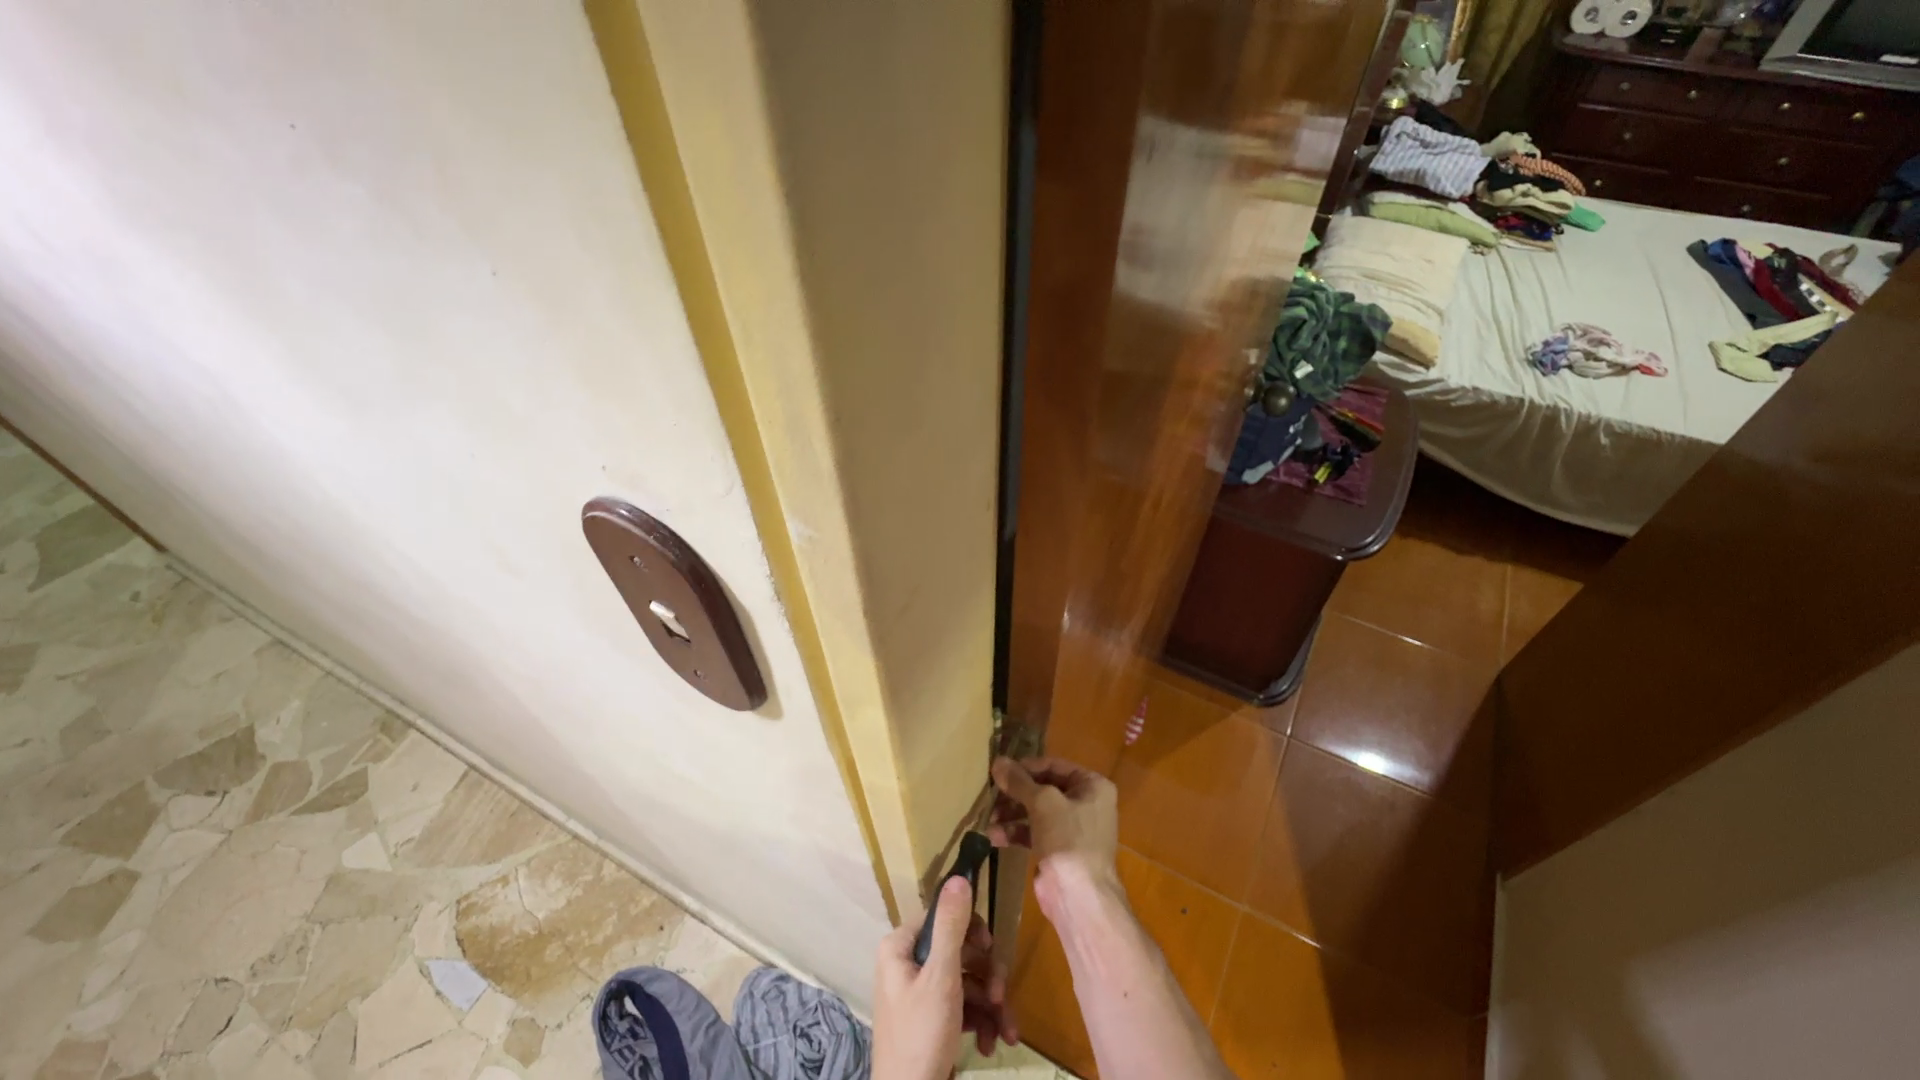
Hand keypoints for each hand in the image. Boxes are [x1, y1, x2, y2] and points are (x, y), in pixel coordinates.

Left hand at [873, 876, 1017, 1079]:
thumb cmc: (921, 1035)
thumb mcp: (940, 978)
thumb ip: (951, 927)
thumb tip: (959, 876)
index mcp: (900, 948)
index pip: (941, 917)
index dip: (971, 930)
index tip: (992, 946)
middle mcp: (907, 965)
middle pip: (960, 952)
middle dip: (987, 977)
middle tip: (1000, 996)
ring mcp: (920, 994)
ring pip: (967, 983)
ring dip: (991, 1006)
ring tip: (1005, 1031)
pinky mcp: (932, 1020)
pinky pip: (963, 1008)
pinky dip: (981, 1024)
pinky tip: (991, 1044)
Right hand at [988, 757, 1120, 906]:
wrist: (1079, 896)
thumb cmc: (1068, 838)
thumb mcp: (1042, 802)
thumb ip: (1019, 781)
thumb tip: (998, 761)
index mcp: (1092, 786)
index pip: (1054, 766)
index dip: (1026, 767)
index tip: (1000, 771)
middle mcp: (1086, 804)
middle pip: (1044, 789)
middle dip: (1016, 793)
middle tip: (991, 794)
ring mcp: (1072, 829)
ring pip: (1036, 812)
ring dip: (1011, 814)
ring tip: (989, 817)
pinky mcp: (1057, 850)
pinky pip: (1033, 833)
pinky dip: (1015, 833)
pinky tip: (994, 837)